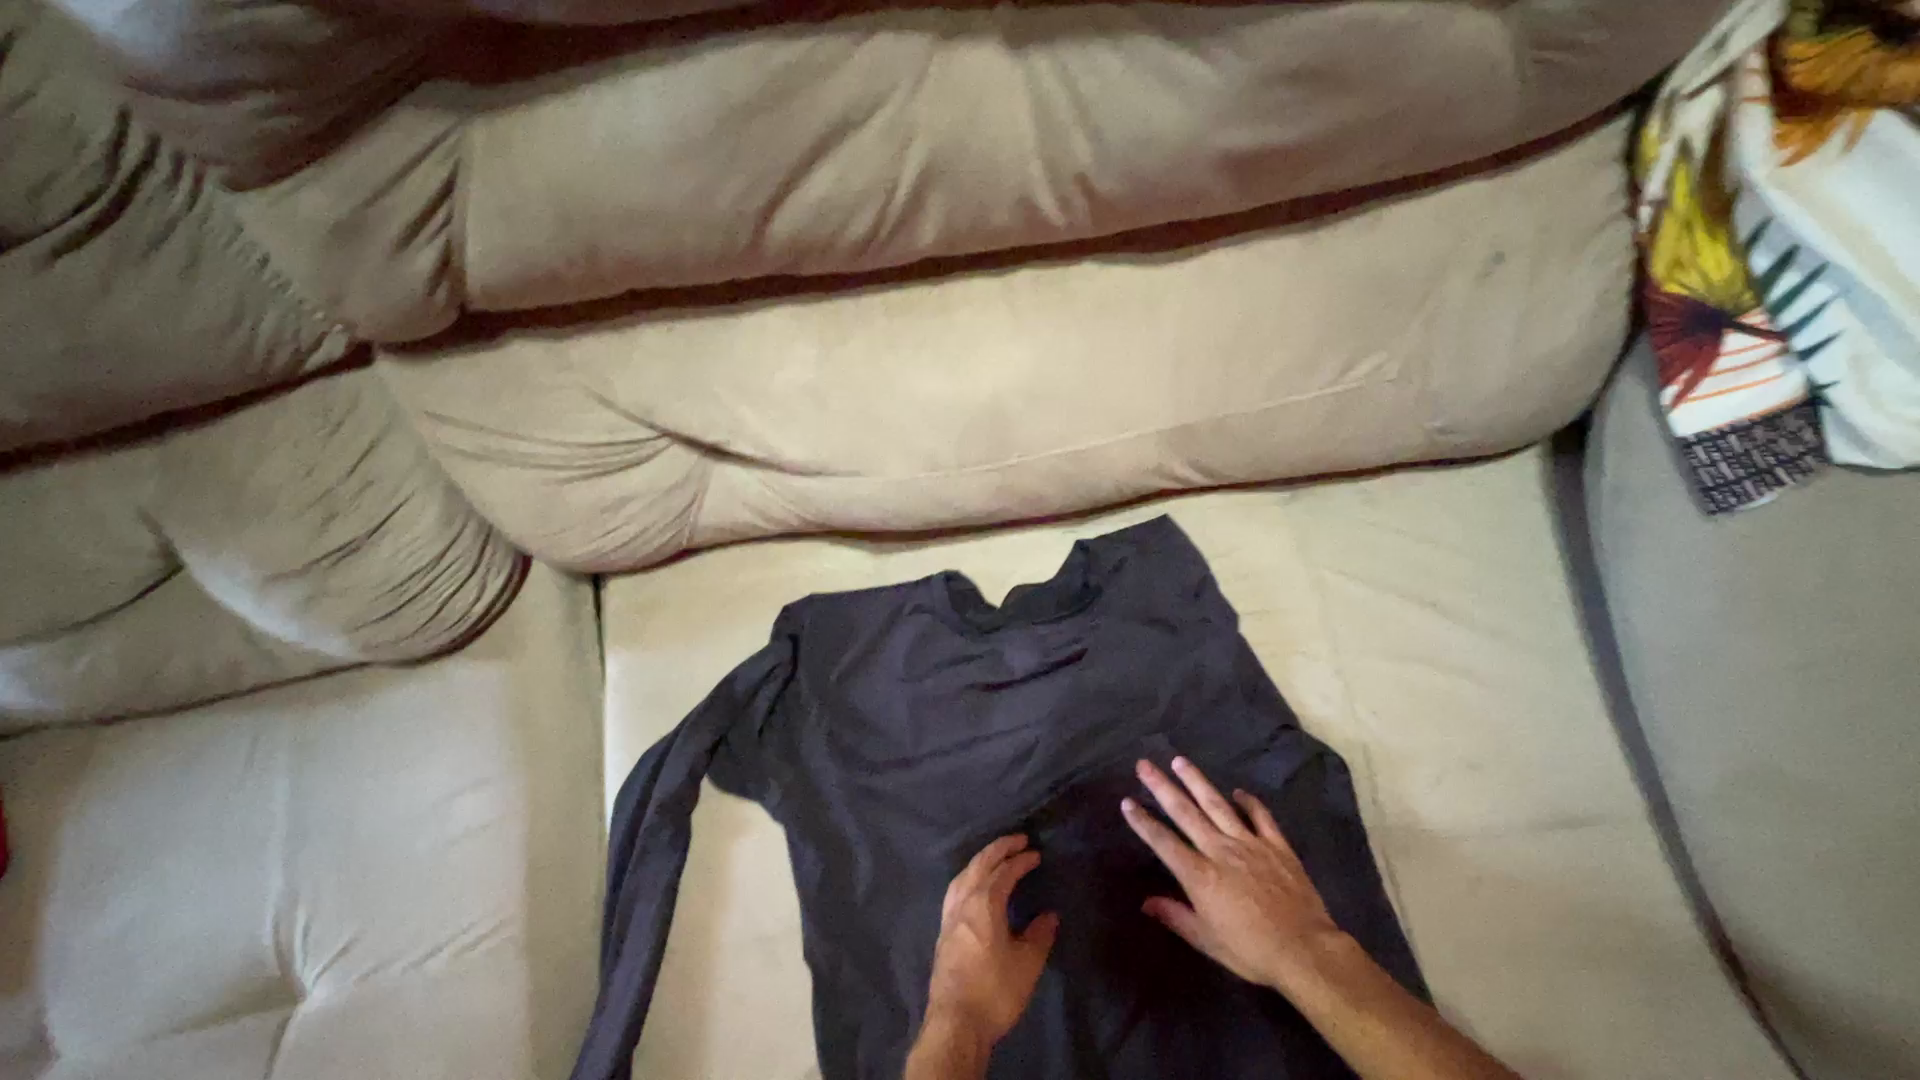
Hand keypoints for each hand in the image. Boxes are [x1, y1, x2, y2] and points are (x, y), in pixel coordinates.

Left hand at [922, 834, 1060, 1048]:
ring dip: (981, 861)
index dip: (1021, 860)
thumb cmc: (995, 991)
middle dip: (998, 849)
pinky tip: (973, 886)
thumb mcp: (1027, 964)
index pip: (1003, 872)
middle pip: (979, 865)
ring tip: (996, 857)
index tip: (1036, 854)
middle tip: (1017, 840)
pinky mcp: (943, 931)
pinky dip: (968, 877)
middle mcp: (962, 903)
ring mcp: (949, 917)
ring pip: (963, 875)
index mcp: (984, 904)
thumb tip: (1049, 915)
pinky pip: (956, 889)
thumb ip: (1039, 935)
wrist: (955, 1023)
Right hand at [1121, 757, 1345, 991]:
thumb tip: (1146, 903)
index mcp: (1200, 875)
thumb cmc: (1251, 951)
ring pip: (1217, 805)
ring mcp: (1250, 844)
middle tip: (1145, 765)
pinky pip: (1260, 817)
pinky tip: (1238, 791)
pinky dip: (1249, 802)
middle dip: (1162, 787)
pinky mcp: (1277, 847)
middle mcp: (1220, 851)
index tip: (1127, 802)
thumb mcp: (1207, 941)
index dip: (1143, 822)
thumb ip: (1175, 916)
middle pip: (1185, 812)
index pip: (1163, 841)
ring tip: (1180, 761)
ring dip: (1197, 781)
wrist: (1305, 951)